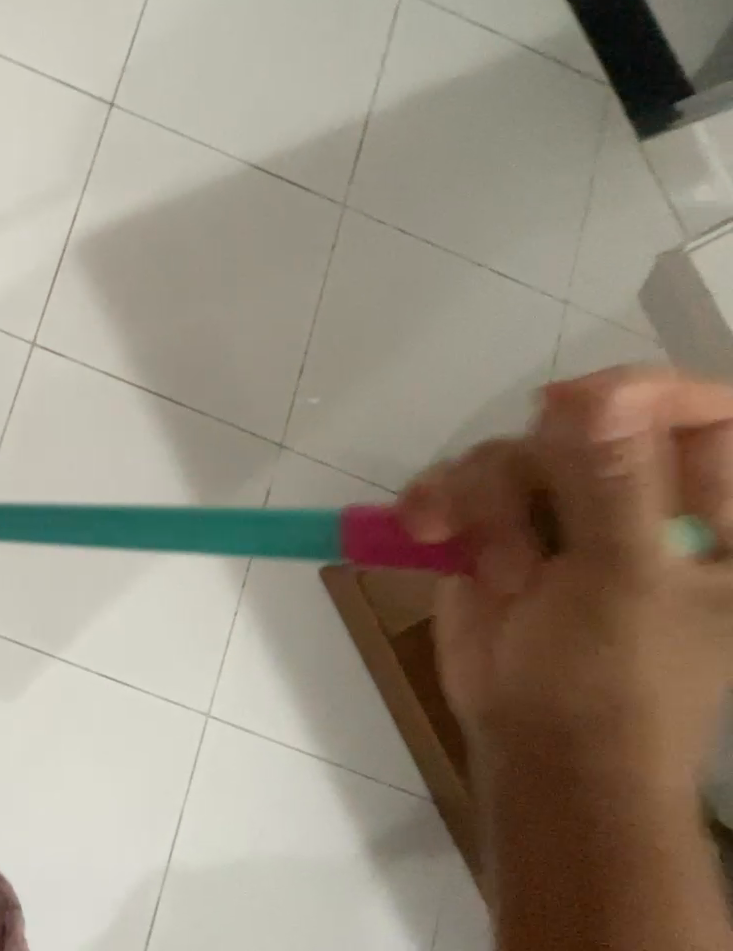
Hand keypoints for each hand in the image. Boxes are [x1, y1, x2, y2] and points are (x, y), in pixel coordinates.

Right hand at [398, 366, 732, 787]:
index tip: (577, 406)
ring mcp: (559, 516)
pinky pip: (453, 483)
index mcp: (715, 514)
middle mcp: (638, 502)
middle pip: (581, 426)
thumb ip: (612, 485)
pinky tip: (428, 535)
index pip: (703, 415)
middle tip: (516, 510)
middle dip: (534, 464)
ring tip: (484, 564)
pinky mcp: (491, 530)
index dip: (646, 395)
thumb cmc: (616, 676)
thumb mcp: (626, 580)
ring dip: (476, 499)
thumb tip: (596, 394)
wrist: (535, 738)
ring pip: (507, 454)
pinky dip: (432, 504)